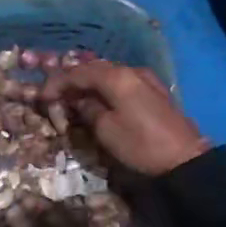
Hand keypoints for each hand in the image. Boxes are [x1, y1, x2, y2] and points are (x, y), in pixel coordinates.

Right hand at [42, 61, 211, 176]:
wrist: (183, 158)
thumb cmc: (140, 144)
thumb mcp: (106, 130)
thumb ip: (88, 110)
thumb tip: (77, 102)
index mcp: (117, 78)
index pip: (79, 73)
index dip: (57, 83)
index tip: (42, 97)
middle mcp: (131, 71)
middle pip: (94, 68)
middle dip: (72, 80)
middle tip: (54, 95)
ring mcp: (145, 79)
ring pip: (108, 74)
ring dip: (88, 83)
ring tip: (72, 98)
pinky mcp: (153, 91)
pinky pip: (121, 82)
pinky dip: (104, 88)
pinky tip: (97, 100)